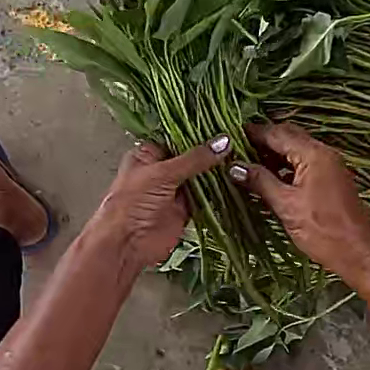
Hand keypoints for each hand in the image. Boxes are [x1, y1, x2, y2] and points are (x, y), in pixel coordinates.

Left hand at [86, 135, 230, 273]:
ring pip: (201, 177)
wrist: (126, 244)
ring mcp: (175, 190)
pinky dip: (218, 192)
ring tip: (243, 158)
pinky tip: (237, 180)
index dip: (199, 132)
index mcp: (148, 155)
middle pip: (192, 157)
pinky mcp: (185, 210)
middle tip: (239, 141)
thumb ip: (195, 158)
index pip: (177, 137)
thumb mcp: (163, 173)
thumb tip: (224, 142)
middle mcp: (162, 170)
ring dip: (217, 172)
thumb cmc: (132, 203)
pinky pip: (206, 197)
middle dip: (212, 153)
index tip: (225, 125)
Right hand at [229, 123, 369, 281]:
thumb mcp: (286, 205)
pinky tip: (266, 177)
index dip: (253, 133)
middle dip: (262, 141)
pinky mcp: (329, 180)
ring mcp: (328, 166)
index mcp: (314, 154)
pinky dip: (284, 167)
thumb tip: (234, 166)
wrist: (357, 252)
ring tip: (245, 162)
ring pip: (296, 151)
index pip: (278, 134)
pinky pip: (303, 164)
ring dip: (273, 154)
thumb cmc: (322, 230)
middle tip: (235, 147)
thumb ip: (260, 181)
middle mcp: (323, 153)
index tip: (230, 134)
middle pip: (288, 137)